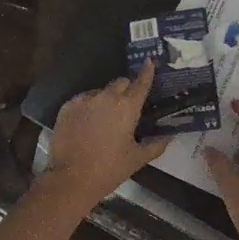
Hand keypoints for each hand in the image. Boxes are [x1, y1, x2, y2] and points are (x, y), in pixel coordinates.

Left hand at [43, 60, 171, 210]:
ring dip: (106, 99)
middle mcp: (106, 97)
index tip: (149, 61)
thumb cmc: (110, 169)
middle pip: (120, 83)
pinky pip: (82, 100)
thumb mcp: (137, 158)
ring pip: (100, 91)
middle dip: (126, 90)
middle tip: (127, 107)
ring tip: (104, 120)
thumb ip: (156, 144)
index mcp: (127, 107)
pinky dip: (88, 107)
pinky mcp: (67, 106)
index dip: (147, 72)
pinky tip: (87, 124)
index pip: (140, 83)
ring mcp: (84, 100)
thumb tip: (171, 136)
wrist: (71, 177)